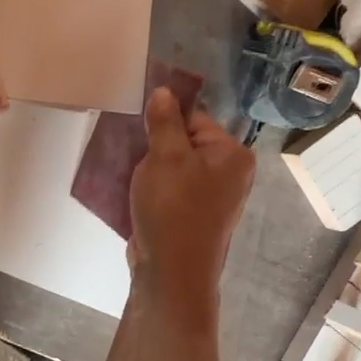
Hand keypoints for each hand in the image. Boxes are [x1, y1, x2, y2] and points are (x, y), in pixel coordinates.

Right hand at [128, 88, 255, 319]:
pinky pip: (169, 186)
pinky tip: (132, 188)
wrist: (171, 269)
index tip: (138, 127)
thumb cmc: (173, 208)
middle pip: (184, 141)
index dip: (164, 120)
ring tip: (128, 169)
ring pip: (173, 164)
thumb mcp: (165, 156)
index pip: (195, 118)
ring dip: (149, 164)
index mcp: (232, 155)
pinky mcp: (191, 213)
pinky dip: (150, 183)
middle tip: (130, 150)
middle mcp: (229, 173)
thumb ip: (164, 121)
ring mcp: (211, 195)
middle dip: (154, 143)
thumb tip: (164, 91)